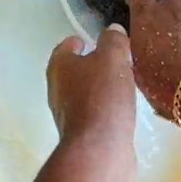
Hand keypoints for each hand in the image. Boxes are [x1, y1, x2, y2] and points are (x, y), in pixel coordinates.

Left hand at [47, 25, 136, 167]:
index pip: (64, 47)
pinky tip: (122, 108)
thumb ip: (113, 41)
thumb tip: (113, 30)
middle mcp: (57, 90)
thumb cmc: (102, 97)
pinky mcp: (82, 136)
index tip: (90, 40)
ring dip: (100, 87)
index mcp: (58, 67)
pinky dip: (106, 108)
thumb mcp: (112, 58)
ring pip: (84, 93)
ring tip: (122, 82)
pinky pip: (94, 113)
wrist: (100, 150)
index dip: (77, 41)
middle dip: (91, 64)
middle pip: (73, 71)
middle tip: (113, 60)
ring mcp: (68, 115)